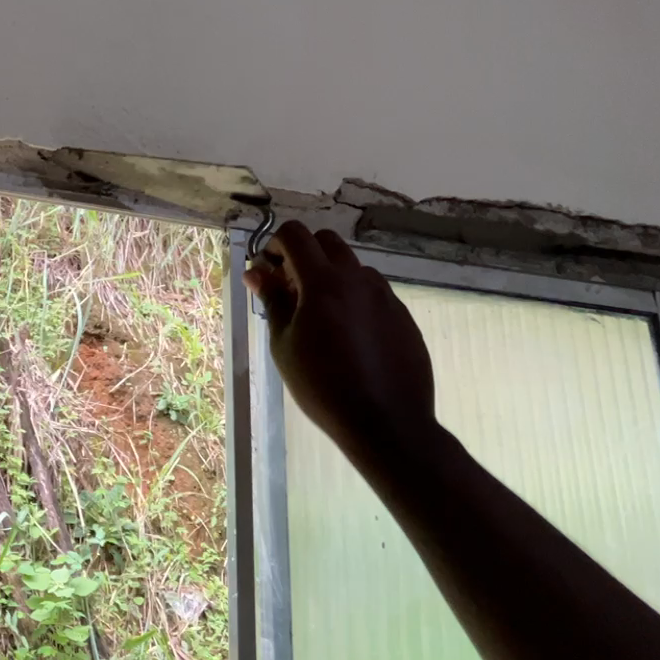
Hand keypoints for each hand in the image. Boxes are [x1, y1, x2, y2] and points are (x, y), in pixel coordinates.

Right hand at [245, 221, 436, 466]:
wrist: (387, 424)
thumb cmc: (322, 386)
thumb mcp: (283, 343)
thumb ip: (272, 300)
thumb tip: (256, 272)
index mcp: (323, 282)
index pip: (295, 235)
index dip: (275, 246)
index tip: (268, 272)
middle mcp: (357, 279)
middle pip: (326, 241)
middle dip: (303, 254)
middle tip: (290, 288)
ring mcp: (385, 296)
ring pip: (352, 266)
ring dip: (330, 276)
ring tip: (320, 316)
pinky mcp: (402, 315)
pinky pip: (372, 292)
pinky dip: (353, 298)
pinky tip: (349, 336)